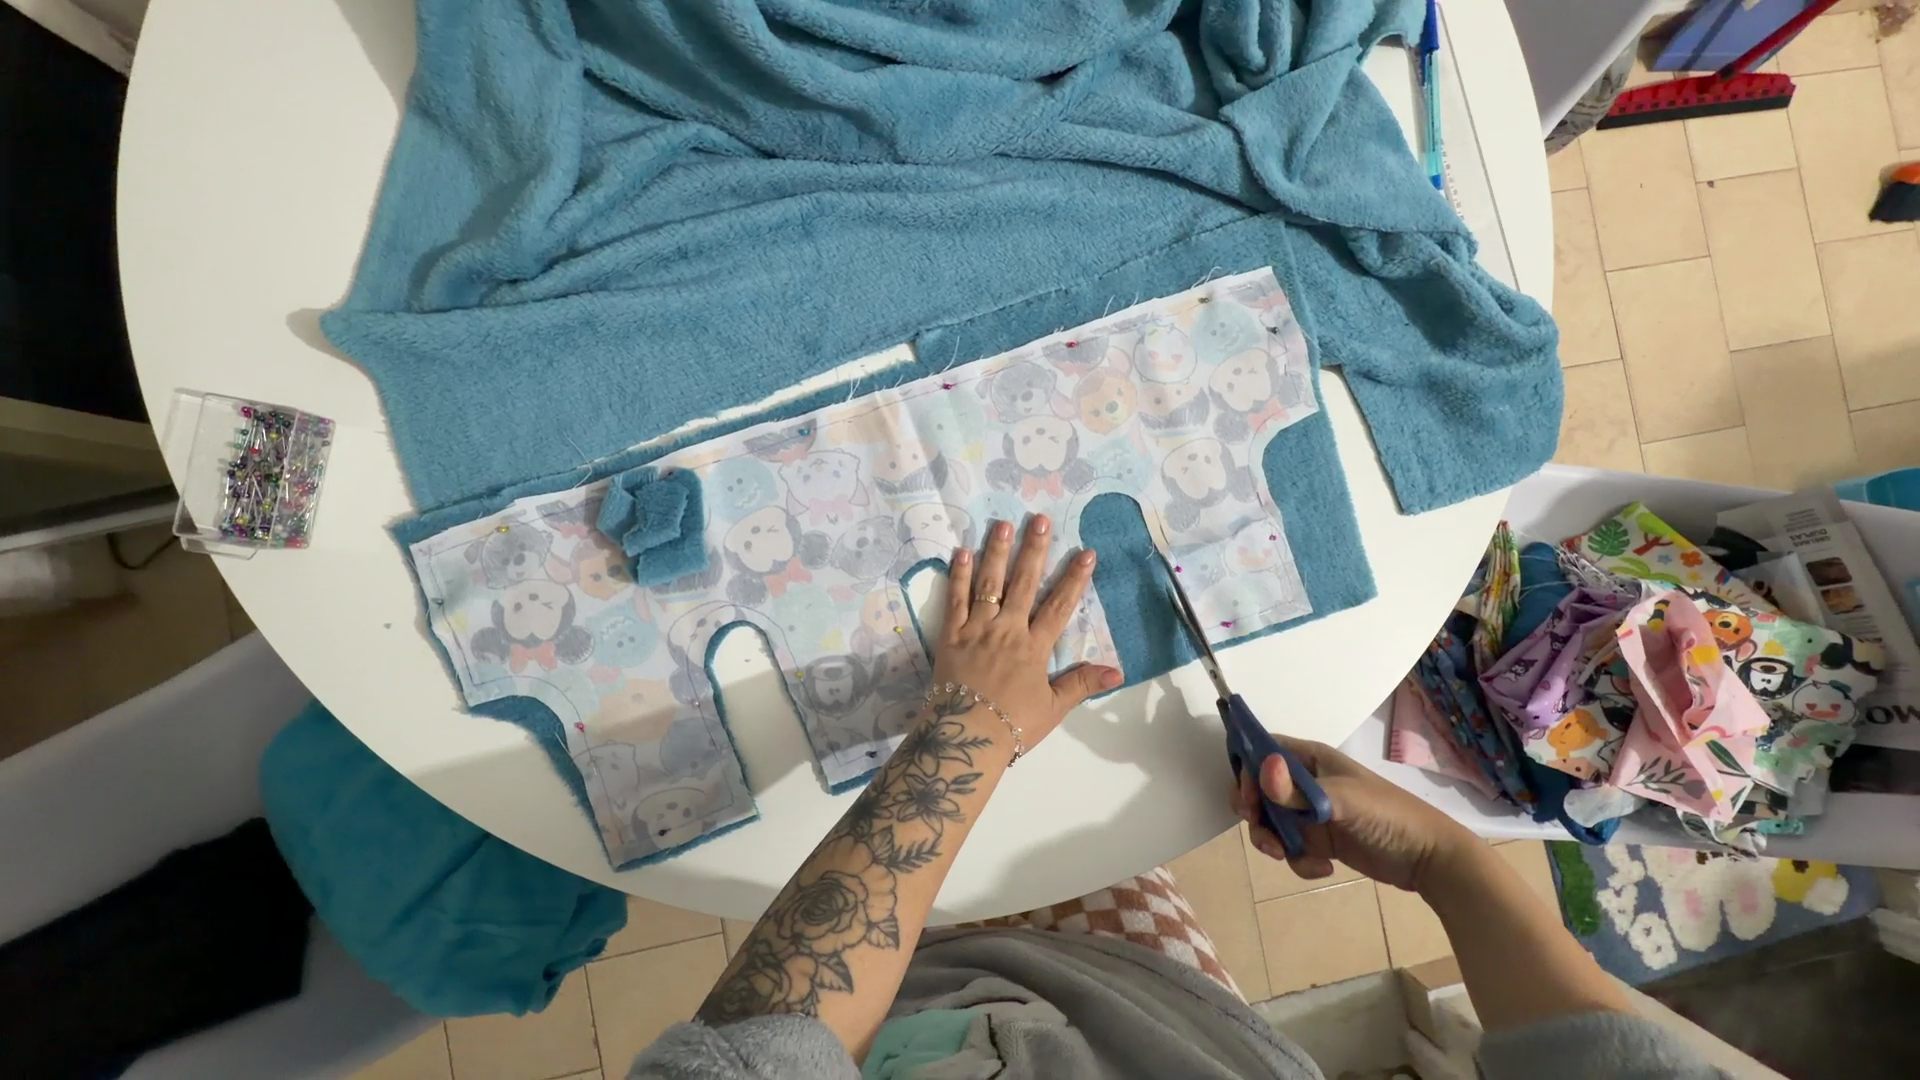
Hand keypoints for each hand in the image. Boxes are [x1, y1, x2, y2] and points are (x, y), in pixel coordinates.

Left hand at [935, 516, 1121, 747]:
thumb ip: (1081, 683)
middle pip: (1023, 584)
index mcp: (1034, 647)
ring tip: (1002, 524)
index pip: (1059, 606)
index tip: (1086, 553)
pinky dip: (958, 575)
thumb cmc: (1012, 724)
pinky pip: (955, 599)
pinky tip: (962, 552)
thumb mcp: (1053, 708)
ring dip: (996, 552)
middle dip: (1034, 550)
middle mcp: (1008, 629)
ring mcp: (977, 629)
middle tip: (1039, 519)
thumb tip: (1117, 670)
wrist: (964, 735)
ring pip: (989, 584)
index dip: (1074, 579)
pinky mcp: (950, 634)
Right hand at [1235, 735, 1475, 893]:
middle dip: (1255, 812)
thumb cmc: (1389, 815)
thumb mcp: (1343, 800)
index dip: (1249, 769)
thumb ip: (1300, 790)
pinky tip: (1322, 868)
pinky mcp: (1320, 841)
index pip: (1265, 751)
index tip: (1247, 797)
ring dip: (1271, 840)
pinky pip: (1291, 848)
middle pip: (1260, 789)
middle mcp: (1307, 782)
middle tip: (1260, 830)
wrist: (1430, 860)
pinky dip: (1298, 860)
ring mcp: (1311, 813)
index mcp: (1311, 759)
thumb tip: (1264, 769)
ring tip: (1285, 855)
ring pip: (1271, 821)